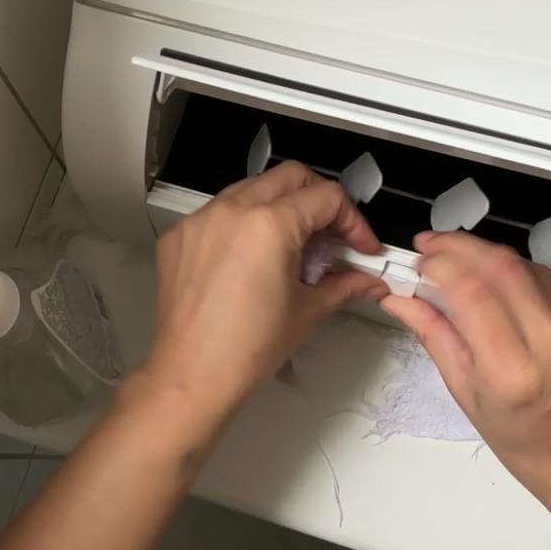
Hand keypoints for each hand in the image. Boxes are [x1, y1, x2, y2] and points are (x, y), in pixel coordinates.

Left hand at [136, 162, 390, 420]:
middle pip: (290, 176)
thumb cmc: (247, 347)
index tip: (361, 245)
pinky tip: (249, 256)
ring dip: (278, 204)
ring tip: (291, 243)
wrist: (192, 373)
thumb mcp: (306, 311)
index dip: (353, 220)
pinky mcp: (180, 236)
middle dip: (319, 198)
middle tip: (332, 230)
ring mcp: (201, 220)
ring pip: (251, 188)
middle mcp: (232, 211)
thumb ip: (344, 285)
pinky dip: (241, 222)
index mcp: (270, 225)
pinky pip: (218, 212)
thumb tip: (370, 282)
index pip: (326, 197)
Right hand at [381, 231, 550, 515]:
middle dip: (458, 245)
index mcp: (511, 371)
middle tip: (428, 245)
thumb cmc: (522, 443)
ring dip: (484, 251)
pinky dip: (513, 267)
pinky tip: (492, 272)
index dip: (440, 265)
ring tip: (453, 254)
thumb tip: (398, 296)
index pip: (472, 291)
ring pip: (524, 265)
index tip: (417, 262)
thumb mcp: (466, 394)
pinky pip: (547, 279)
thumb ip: (434, 335)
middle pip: (500, 266)